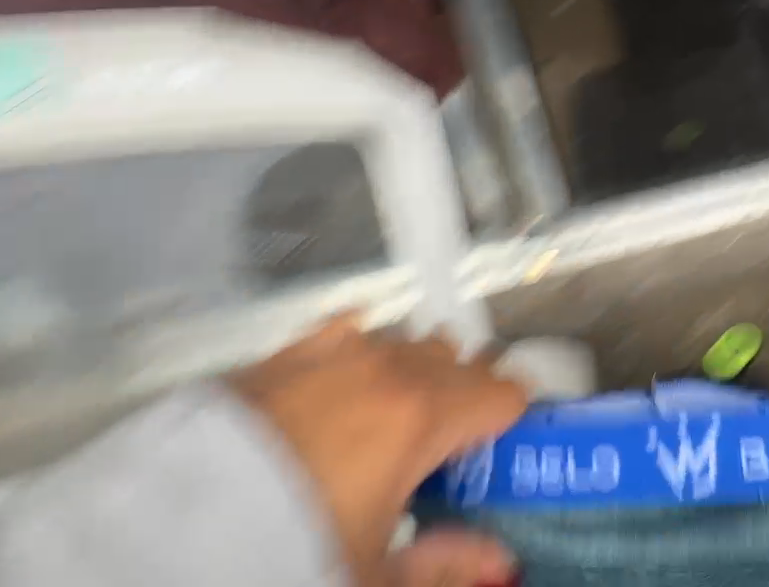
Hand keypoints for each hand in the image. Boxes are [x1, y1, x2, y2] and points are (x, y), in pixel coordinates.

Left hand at [229, 317, 528, 586]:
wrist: (137, 552)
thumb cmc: (275, 559)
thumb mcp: (366, 576)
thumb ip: (445, 563)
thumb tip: (500, 563)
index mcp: (426, 414)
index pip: (508, 392)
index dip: (507, 422)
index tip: (486, 454)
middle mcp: (393, 368)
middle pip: (463, 359)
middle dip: (463, 395)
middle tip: (434, 450)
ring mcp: (337, 353)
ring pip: (408, 342)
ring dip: (413, 372)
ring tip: (379, 425)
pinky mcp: (284, 353)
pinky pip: (349, 331)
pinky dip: (358, 353)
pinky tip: (335, 392)